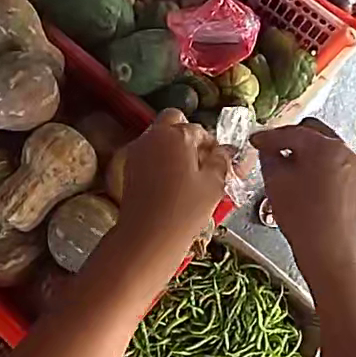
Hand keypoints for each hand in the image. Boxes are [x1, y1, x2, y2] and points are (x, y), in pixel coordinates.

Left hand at [118, 109, 230, 247]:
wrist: (147, 235)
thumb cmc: (183, 210)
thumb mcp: (214, 184)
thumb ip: (222, 161)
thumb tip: (227, 152)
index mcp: (177, 135)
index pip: (199, 129)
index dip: (211, 144)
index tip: (219, 159)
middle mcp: (154, 136)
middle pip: (173, 120)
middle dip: (187, 133)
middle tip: (200, 157)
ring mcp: (138, 150)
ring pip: (158, 135)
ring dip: (172, 145)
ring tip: (187, 172)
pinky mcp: (128, 166)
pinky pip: (148, 152)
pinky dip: (159, 158)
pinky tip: (170, 181)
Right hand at [251, 119, 355, 275]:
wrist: (332, 250)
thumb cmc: (305, 219)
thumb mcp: (275, 182)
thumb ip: (269, 157)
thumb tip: (269, 149)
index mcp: (325, 146)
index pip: (290, 132)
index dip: (268, 137)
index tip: (255, 141)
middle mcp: (344, 150)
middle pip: (311, 131)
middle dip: (289, 139)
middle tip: (270, 149)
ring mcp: (353, 164)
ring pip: (322, 146)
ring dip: (303, 151)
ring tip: (283, 165)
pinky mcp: (354, 179)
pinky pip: (331, 160)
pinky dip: (315, 163)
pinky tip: (300, 178)